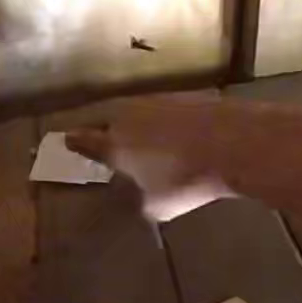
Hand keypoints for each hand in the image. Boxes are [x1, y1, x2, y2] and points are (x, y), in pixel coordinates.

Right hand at [64, 95, 248, 220]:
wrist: (234, 142)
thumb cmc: (187, 181)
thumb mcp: (158, 206)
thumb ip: (141, 201)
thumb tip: (142, 198)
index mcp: (114, 144)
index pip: (85, 141)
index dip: (75, 142)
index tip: (67, 139)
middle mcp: (129, 117)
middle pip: (106, 119)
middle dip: (101, 129)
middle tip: (100, 136)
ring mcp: (157, 102)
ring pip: (134, 111)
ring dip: (133, 122)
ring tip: (137, 134)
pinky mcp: (184, 96)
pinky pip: (162, 108)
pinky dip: (162, 120)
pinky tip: (172, 131)